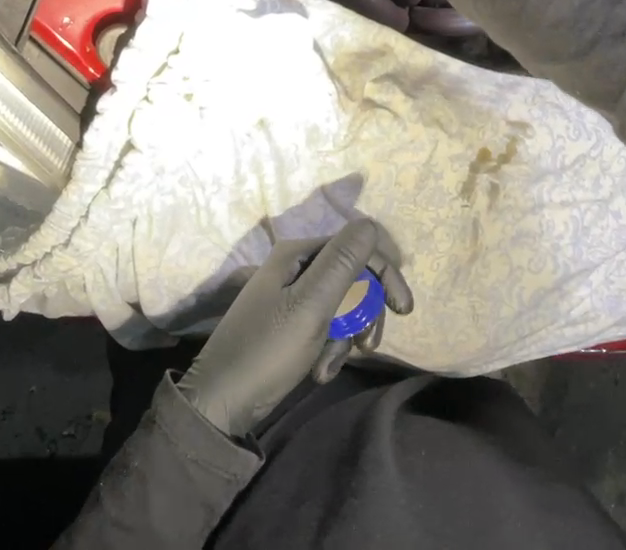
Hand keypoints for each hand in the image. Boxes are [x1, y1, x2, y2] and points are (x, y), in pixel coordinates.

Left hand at [177, 218, 413, 438]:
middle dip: (363, 315)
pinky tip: (319, 372)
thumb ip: (342, 263)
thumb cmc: (267, 350)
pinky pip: (326, 328)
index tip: (403, 311)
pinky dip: (329, 350)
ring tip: (328, 366)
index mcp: (298, 255)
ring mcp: (291, 297)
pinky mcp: (290, 325)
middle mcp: (295, 268)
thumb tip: (370, 223)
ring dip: (344, 339)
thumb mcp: (311, 306)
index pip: (356, 247)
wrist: (221, 402)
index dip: (384, 275)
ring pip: (342, 308)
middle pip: (352, 279)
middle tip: (367, 347)